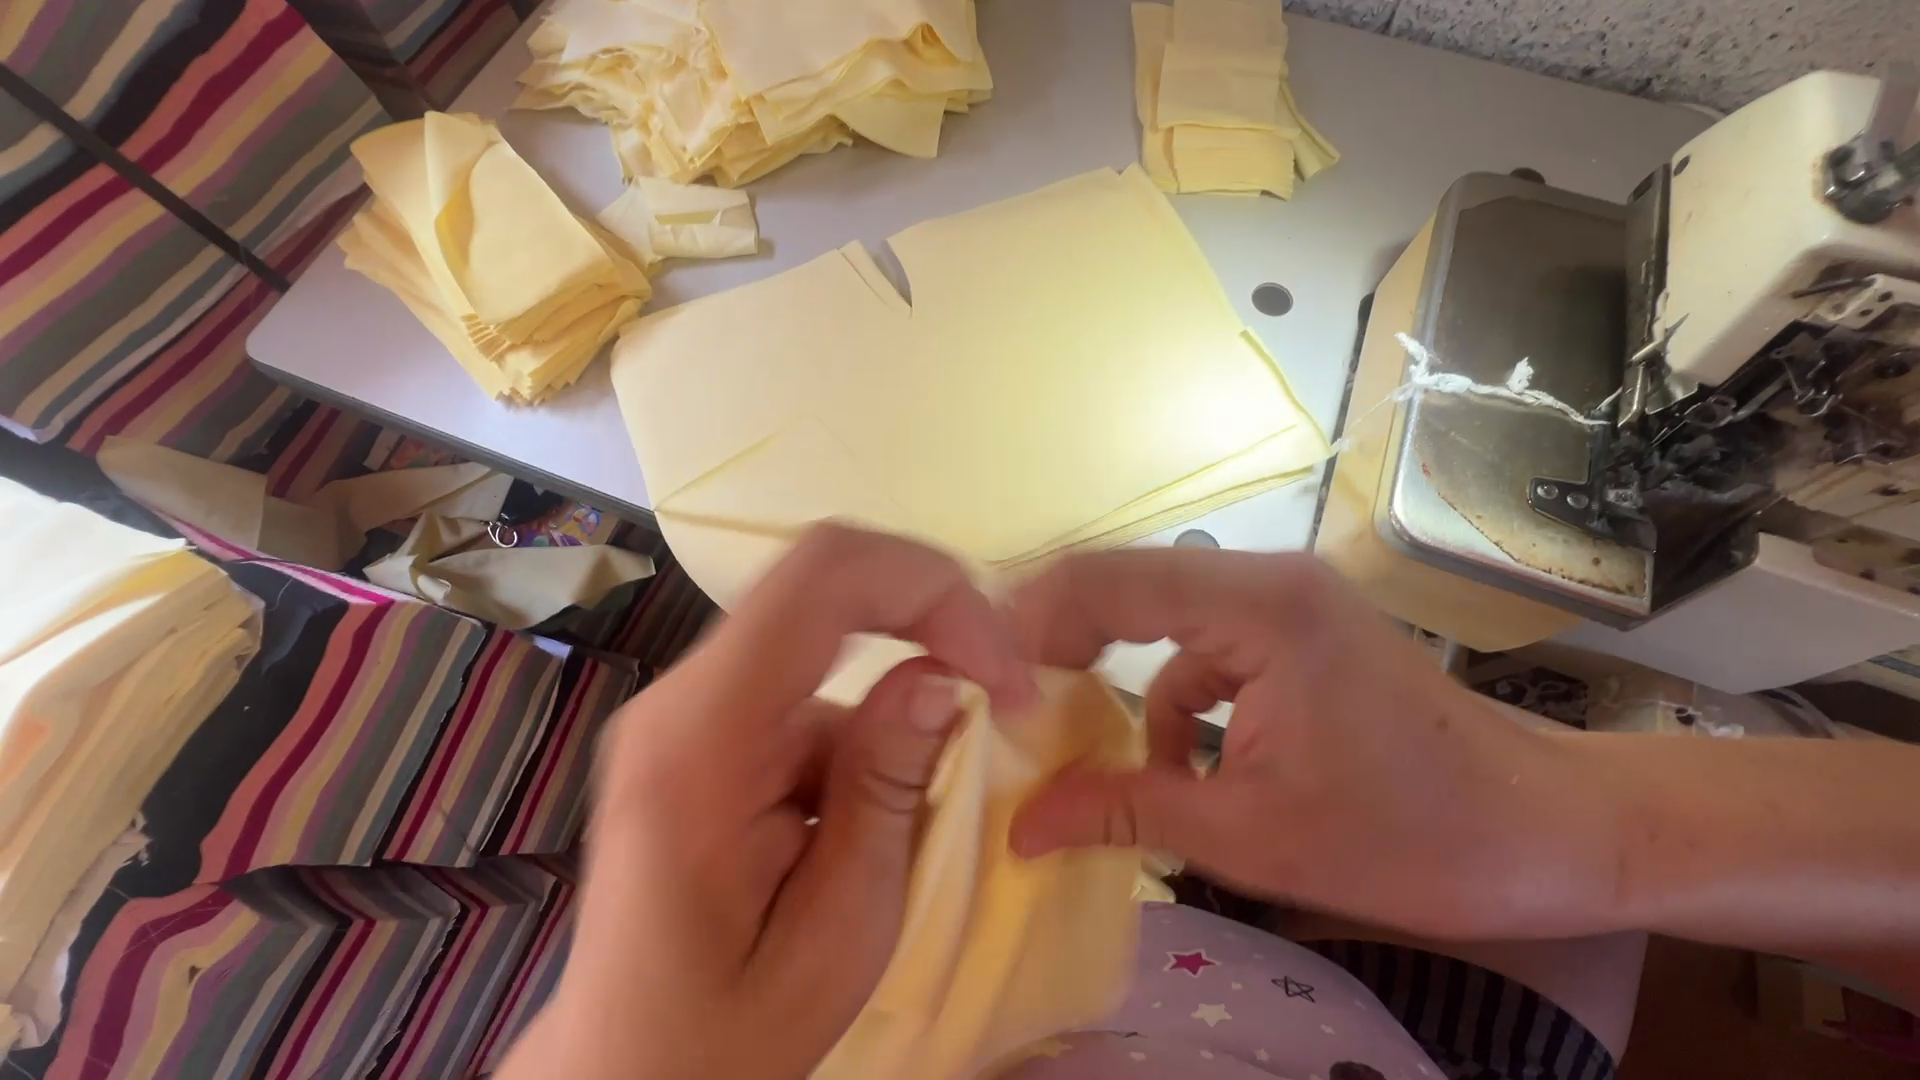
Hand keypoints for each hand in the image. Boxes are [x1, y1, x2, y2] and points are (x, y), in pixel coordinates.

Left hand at [500, 524, 1035, 1079]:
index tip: (1002, 668)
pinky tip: (868, 810)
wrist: (624, 1075)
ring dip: (898, 691)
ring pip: (825, 635)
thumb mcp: (838, 932)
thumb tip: (940, 675)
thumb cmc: (725, 1035)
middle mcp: (682, 696)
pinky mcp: (704, 725)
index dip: (929, 588)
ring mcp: (687, 705)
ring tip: (928, 791)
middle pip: (824, 584)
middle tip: (1002, 686)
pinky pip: (806, 683)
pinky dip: (864, 724)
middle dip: (931, 616)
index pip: (820, 581)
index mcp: (701, 738)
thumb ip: (886, 790)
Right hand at [1006, 548, 1622, 941]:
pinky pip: (1198, 651)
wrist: (1555, 835)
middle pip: (1123, 586)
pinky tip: (1171, 767)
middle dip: (1057, 647)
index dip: (1030, 622)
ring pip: (1156, 620)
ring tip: (1066, 741)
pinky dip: (1168, 702)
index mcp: (1256, 607)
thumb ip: (1123, 813)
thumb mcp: (1249, 836)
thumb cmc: (1413, 837)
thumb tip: (1020, 827)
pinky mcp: (1289, 635)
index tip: (980, 679)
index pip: (1107, 578)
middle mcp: (1261, 581)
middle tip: (1002, 705)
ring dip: (1111, 677)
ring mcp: (1278, 603)